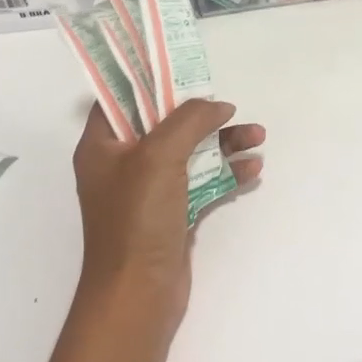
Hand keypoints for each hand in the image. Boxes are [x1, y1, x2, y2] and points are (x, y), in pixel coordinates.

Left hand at [72, 98, 265, 328]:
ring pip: (189, 154)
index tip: (183, 68)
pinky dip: (226, 173)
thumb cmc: (138, 218)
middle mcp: (122, 165)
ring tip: (259, 136)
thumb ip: (189, 120)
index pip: (119, 99)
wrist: (139, 293)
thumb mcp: (159, 155)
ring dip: (223, 143)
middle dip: (202, 114)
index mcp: (102, 146)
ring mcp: (148, 193)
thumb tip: (217, 106)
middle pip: (164, 125)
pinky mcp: (172, 216)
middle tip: (231, 107)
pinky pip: (202, 184)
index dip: (148, 80)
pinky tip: (253, 169)